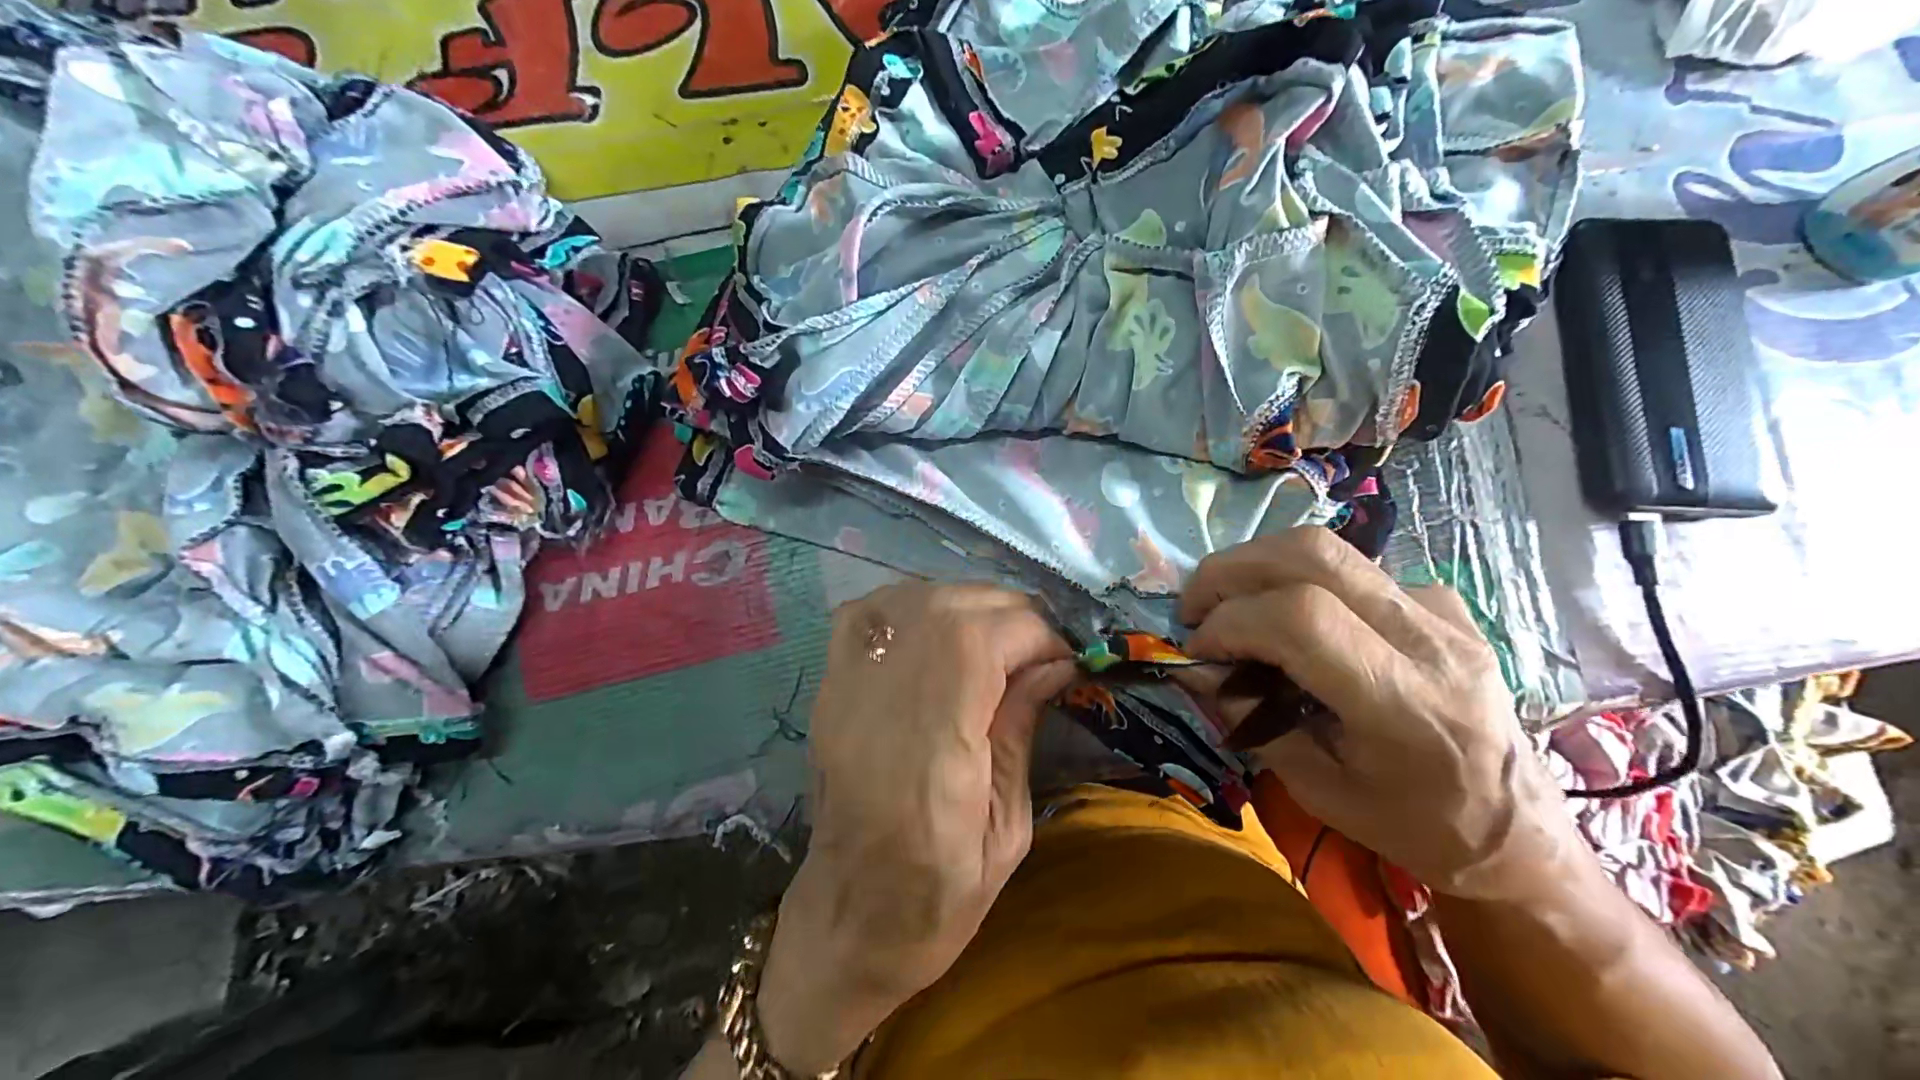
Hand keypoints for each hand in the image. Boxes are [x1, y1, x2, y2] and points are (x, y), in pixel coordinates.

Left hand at [757, 583, 1073, 1072]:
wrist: (845, 919)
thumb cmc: (936, 898)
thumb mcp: (1005, 833)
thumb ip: (1021, 733)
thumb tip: (1055, 663)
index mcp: (931, 754)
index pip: (979, 642)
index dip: (1033, 634)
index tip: (1064, 660)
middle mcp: (880, 705)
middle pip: (948, 608)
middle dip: (1010, 613)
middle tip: (1038, 651)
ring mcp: (845, 689)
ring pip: (913, 597)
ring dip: (969, 604)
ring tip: (998, 640)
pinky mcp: (829, 686)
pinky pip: (872, 609)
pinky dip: (918, 605)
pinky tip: (941, 632)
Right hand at [1174, 528, 1581, 900]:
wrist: (1518, 829)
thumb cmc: (1416, 825)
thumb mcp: (1319, 789)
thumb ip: (1252, 722)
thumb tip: (1194, 669)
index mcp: (1404, 703)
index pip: (1302, 619)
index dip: (1232, 622)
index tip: (1198, 650)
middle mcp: (1429, 640)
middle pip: (1313, 556)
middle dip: (1231, 570)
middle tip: (1194, 606)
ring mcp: (1442, 612)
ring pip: (1330, 548)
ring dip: (1257, 564)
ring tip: (1227, 601)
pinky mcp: (1444, 601)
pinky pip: (1353, 569)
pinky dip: (1300, 581)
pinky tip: (1294, 620)